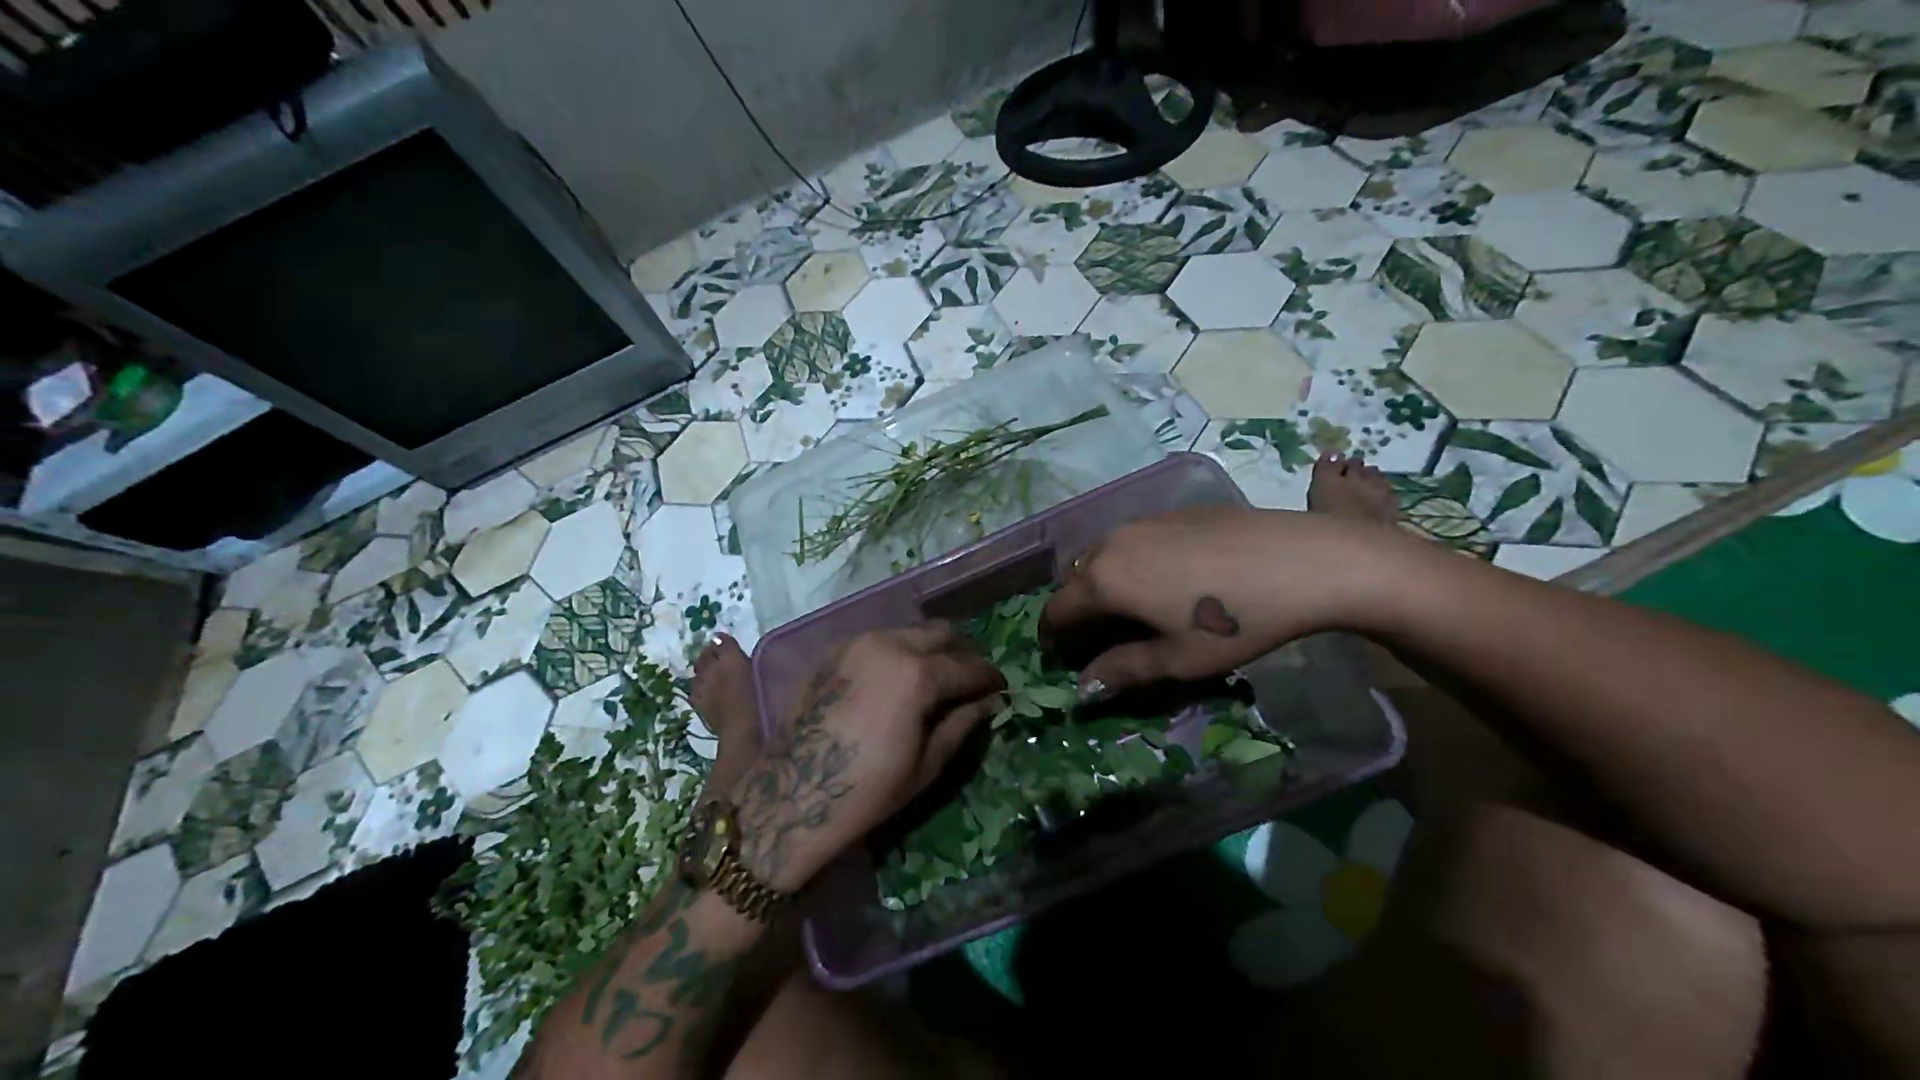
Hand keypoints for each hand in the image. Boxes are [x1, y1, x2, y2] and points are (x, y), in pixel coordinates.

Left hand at [728, 623, 1004, 890]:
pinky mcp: (834, 652)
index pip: (968, 666)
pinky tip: (899, 677)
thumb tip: (990, 702)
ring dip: (930, 648)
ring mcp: (857, 643)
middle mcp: (888, 644)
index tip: (1001, 688)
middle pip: (940, 633)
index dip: (990, 677)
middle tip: (970, 679)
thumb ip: (962, 723)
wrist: (792, 795)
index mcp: (917, 674)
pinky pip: (878, 639)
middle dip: (962, 652)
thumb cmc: (867, 789)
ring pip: (908, 631)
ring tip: (937, 677)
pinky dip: (898, 650)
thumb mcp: (926, 764)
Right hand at [1041, 504, 1397, 697]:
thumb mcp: (1178, 658)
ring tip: (1133, 607)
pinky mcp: (1174, 511)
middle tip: (1099, 636)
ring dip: (1102, 581)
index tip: (1063, 656)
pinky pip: (1134, 538)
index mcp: (1104, 580)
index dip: (1053, 636)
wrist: (1306, 560)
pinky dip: (1132, 561)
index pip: (1056, 609)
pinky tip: (1170, 579)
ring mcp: (1143, 521)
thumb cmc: (1235, 619)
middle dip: (1076, 607)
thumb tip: (1083, 687)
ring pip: (1103, 553)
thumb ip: (1123, 670)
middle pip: (1074, 577)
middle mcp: (1113, 542)